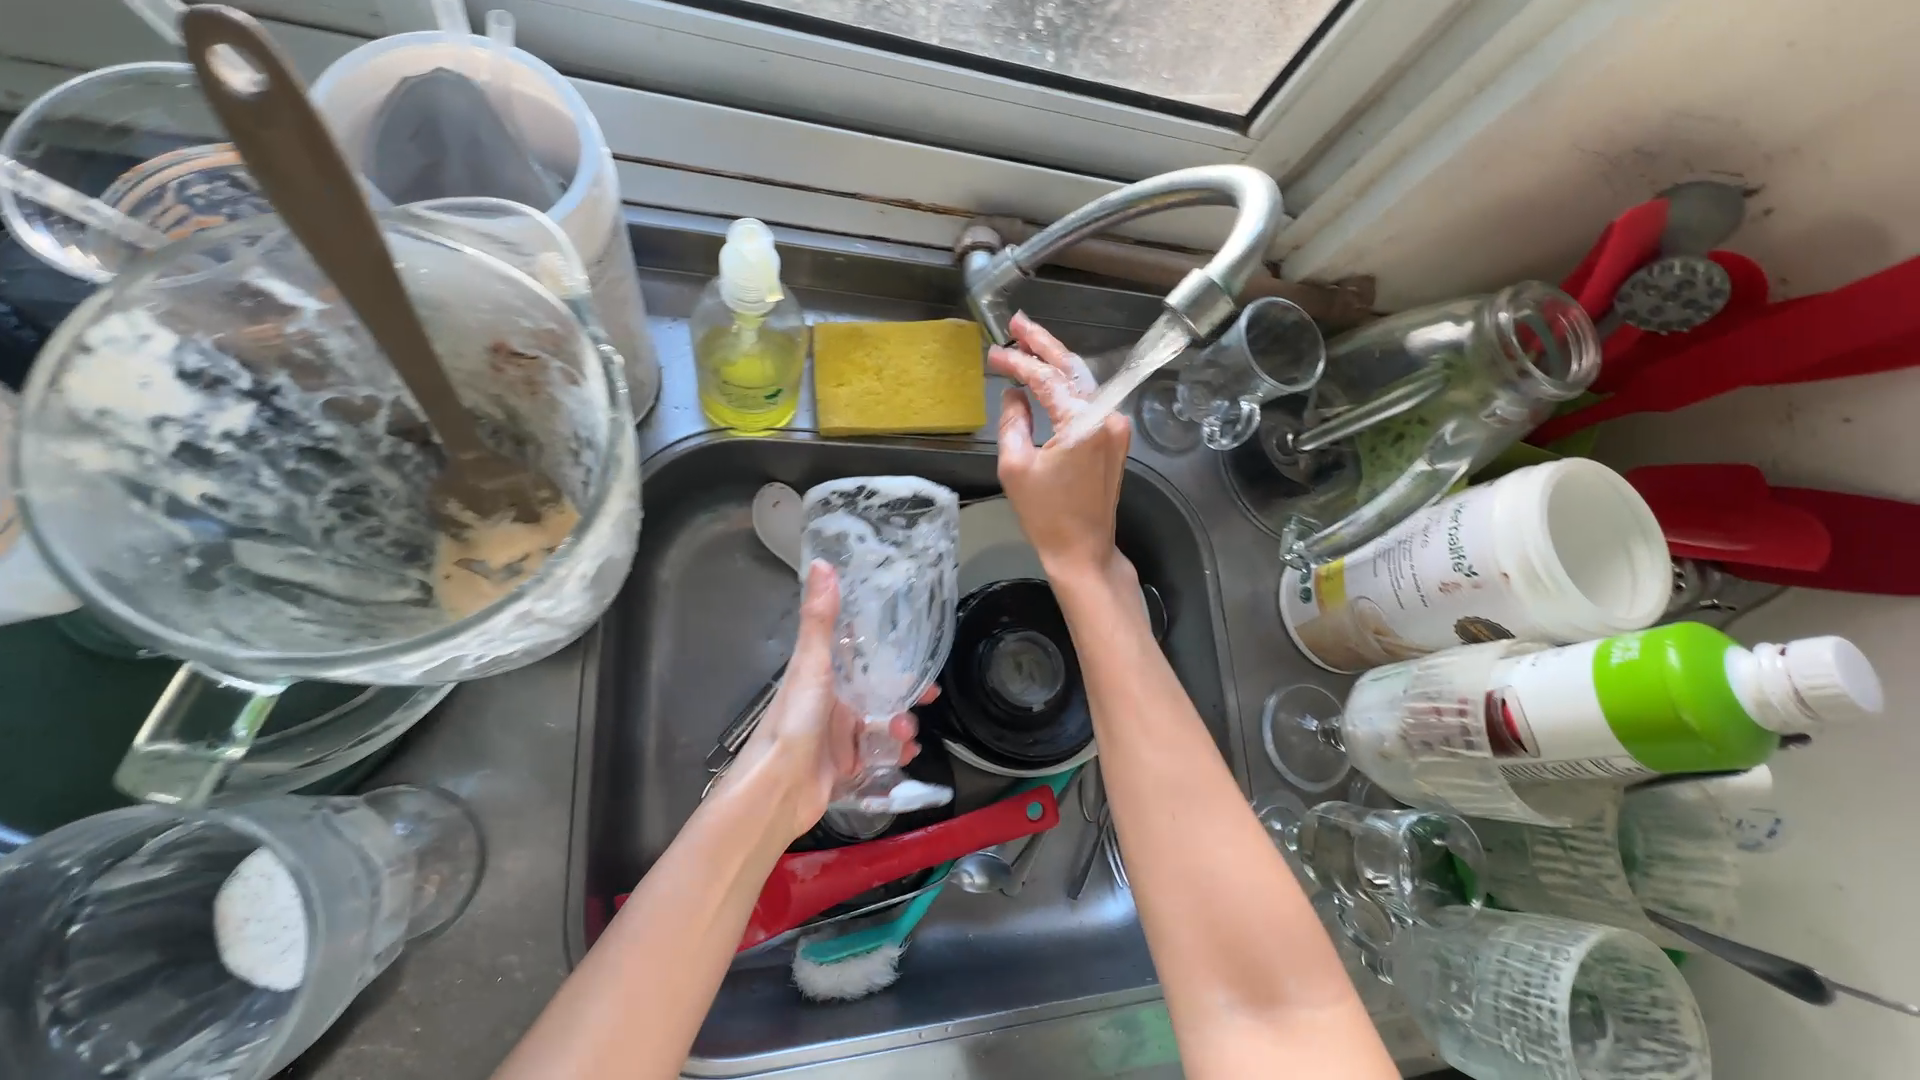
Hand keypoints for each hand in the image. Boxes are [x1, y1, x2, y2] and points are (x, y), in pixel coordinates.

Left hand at [720, 560, 926, 839]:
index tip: (919, 653)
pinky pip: (880, 757)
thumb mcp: (811, 664)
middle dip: (906, 696)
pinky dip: (895, 756)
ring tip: (904, 737)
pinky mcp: (847, 767)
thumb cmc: (794, 721)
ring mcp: (840, 737)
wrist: (778, 788)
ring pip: (883, 726)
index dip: (891, 653)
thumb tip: (822, 562)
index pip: (863, 658)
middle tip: (928, 698)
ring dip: (901, 728)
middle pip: (879, 693)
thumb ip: (820, 617)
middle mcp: (833, 704)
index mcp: (824, 677)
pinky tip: (904, 756)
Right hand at [989, 311, 1135, 586]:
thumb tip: (1013, 394)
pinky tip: (1049, 375)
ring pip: (1083, 382)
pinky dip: (1068, 386)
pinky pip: (1089, 401)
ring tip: (1028, 341)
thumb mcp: (1016, 466)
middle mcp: (1106, 417)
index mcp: (1082, 424)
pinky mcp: (1115, 439)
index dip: (1018, 362)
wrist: (1083, 550)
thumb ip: (1012, 421)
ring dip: (1056, 361)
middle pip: (1072, 368)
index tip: (993, 354)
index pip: (1046, 378)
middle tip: (1018, 324)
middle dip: (1043, 344)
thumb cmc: (1046, 516)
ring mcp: (1115, 427)